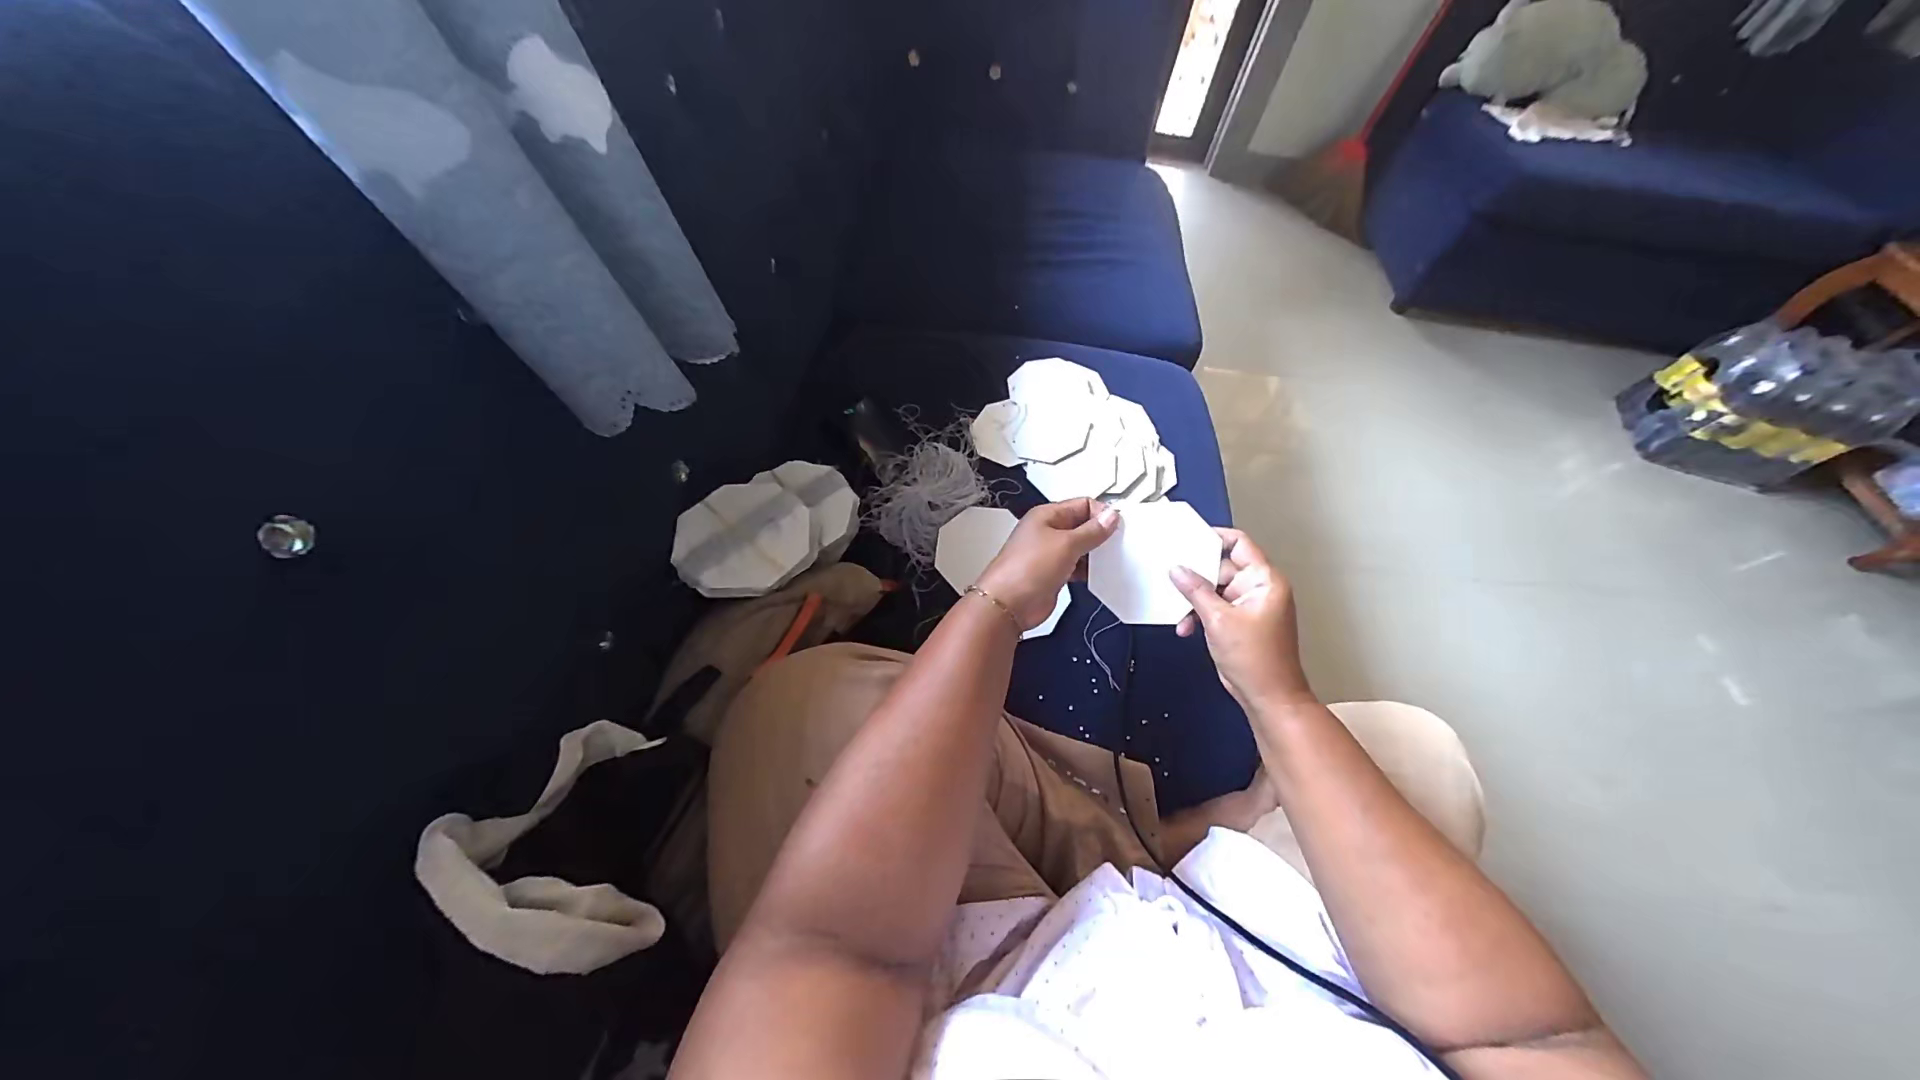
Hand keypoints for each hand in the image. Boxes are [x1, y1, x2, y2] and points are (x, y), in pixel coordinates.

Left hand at [974, 499, 1118, 629]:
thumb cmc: (1023, 570)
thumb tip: (1109, 517)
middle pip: (1082, 525)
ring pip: (1080, 547)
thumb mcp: (1066, 544)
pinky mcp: (1053, 573)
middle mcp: (1047, 532)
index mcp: (1047, 515)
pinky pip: (1076, 566)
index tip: (1117, 526)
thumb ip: (1091, 531)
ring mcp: (1050, 553)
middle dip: (1100, 534)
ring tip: (1106, 560)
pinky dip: (1087, 570)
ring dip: (1094, 554)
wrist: (1008, 605)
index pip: (1082, 504)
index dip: (1101, 513)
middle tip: (1114, 543)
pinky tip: (1095, 575)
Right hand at [1168, 528, 1314, 708]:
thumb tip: (1178, 570)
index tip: (1190, 537)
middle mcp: (1260, 589)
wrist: (1268, 696)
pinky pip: (1215, 607)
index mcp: (1264, 581)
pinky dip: (1200, 614)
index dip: (1215, 537)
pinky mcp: (1240, 621)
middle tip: (1176, 580)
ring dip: (1196, 601)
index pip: (1239, 544)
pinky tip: (1188, 626)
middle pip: (1221, 568)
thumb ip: (1196, 590)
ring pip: (1214, 590)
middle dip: (1197, 578)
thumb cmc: (1258, 662)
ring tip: (1183, 614)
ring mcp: (1250, 605)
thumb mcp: (1217, 619)